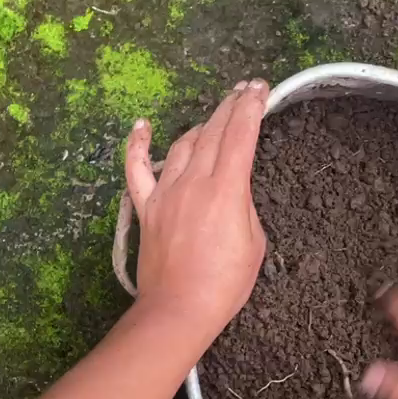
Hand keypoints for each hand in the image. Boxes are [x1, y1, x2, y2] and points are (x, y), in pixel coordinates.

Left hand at [123, 80, 268, 341]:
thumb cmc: (225, 284)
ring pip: (183, 144)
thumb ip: (244, 205)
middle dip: (231, 106)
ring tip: (216, 115)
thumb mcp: (254, 242)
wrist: (179, 309)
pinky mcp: (147, 207)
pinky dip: (138, 144)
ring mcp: (165, 192)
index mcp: (225, 190)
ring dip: (201, 124)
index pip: (240, 135)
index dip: (251, 107)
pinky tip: (142, 125)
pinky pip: (137, 169)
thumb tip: (232, 189)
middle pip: (212, 132)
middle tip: (244, 91)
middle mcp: (193, 182)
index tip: (260, 89)